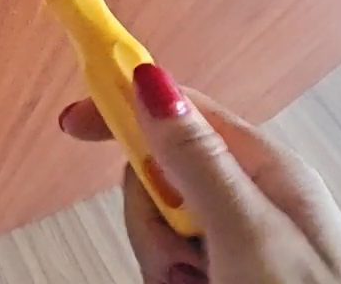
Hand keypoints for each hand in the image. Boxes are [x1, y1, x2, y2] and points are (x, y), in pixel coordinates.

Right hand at [58, 67, 340, 283]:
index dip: (122, 106)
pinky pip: (168, 258)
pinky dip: (168, 279)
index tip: (72, 123)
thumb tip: (149, 78)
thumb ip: (197, 159)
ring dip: (158, 255)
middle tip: (176, 259)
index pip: (178, 109)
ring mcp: (238, 240)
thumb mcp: (249, 237)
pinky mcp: (224, 273)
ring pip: (157, 218)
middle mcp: (251, 198)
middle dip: (149, 213)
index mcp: (267, 171)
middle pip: (159, 169)